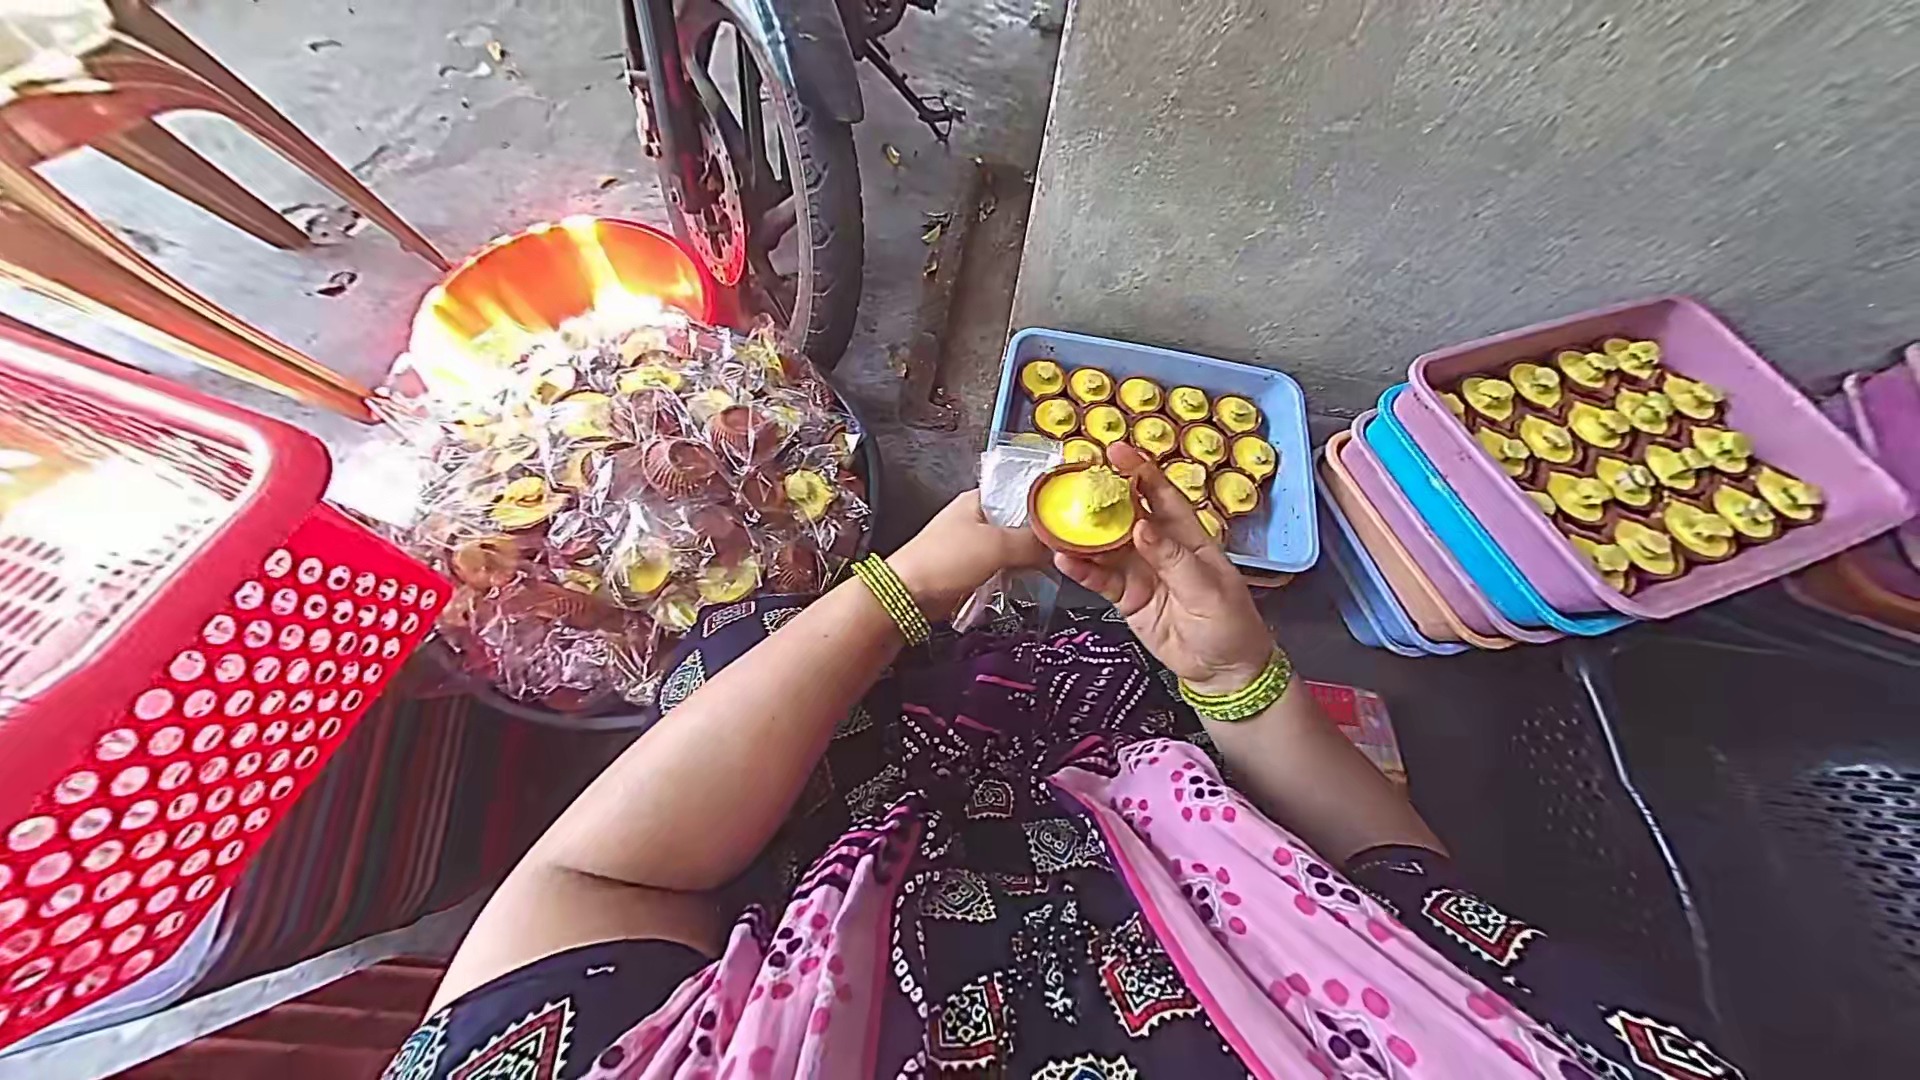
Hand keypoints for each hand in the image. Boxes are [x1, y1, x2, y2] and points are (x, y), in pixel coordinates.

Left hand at [890, 489, 1052, 619]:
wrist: (909, 595)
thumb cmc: (942, 560)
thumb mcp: (996, 545)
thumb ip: (1031, 542)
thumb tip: (1057, 544)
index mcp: (978, 499)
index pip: (1020, 493)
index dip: (1043, 504)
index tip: (1065, 517)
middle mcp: (976, 518)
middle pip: (1019, 522)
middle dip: (1038, 535)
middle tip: (1059, 546)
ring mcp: (973, 544)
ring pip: (1012, 546)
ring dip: (1026, 557)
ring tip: (1046, 564)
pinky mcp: (972, 568)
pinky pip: (1002, 566)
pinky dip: (1013, 572)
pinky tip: (1026, 579)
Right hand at [1053, 443, 1274, 695]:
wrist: (1222, 671)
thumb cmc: (1229, 625)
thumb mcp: (1208, 590)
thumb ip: (1172, 559)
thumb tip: (1139, 526)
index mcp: (1189, 538)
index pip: (1163, 497)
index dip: (1141, 473)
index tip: (1118, 452)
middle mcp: (1160, 548)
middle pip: (1127, 515)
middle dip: (1104, 496)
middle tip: (1074, 481)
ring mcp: (1140, 572)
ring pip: (1106, 546)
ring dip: (1084, 534)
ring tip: (1058, 520)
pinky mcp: (1125, 596)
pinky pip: (1100, 579)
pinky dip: (1081, 569)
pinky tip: (1064, 559)